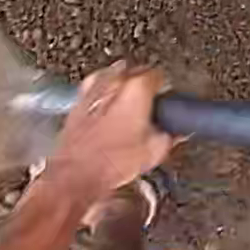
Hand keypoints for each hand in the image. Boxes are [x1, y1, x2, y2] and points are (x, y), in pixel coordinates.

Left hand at [38, 62, 175, 203]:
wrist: (74, 177)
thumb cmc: (110, 162)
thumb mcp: (153, 151)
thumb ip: (170, 135)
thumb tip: (175, 132)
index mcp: (139, 87)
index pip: (159, 75)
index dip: (164, 89)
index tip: (164, 101)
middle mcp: (117, 80)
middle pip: (138, 71)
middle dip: (145, 85)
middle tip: (148, 106)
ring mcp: (97, 88)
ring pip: (116, 75)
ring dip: (124, 85)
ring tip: (127, 104)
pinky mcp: (80, 99)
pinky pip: (96, 85)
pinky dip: (103, 90)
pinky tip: (105, 104)